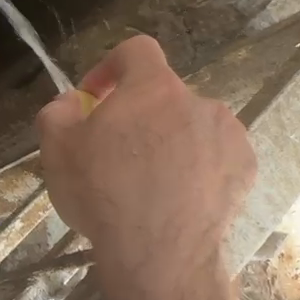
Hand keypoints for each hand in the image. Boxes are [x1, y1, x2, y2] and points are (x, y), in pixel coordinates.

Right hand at [36, 35, 256, 299]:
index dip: (108, 67)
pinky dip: (190, 171)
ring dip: (164, 145)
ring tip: (141, 187)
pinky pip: (211, 158)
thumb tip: (71, 101)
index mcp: (150, 90)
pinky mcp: (244, 165)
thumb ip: (57, 114)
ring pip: (187, 128)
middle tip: (108, 160)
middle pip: (160, 98)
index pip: (135, 51)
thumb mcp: (55, 152)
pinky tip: (169, 201)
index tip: (91, 99)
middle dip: (134, 120)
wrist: (159, 249)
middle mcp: (197, 100)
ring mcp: (228, 132)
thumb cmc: (101, 193)